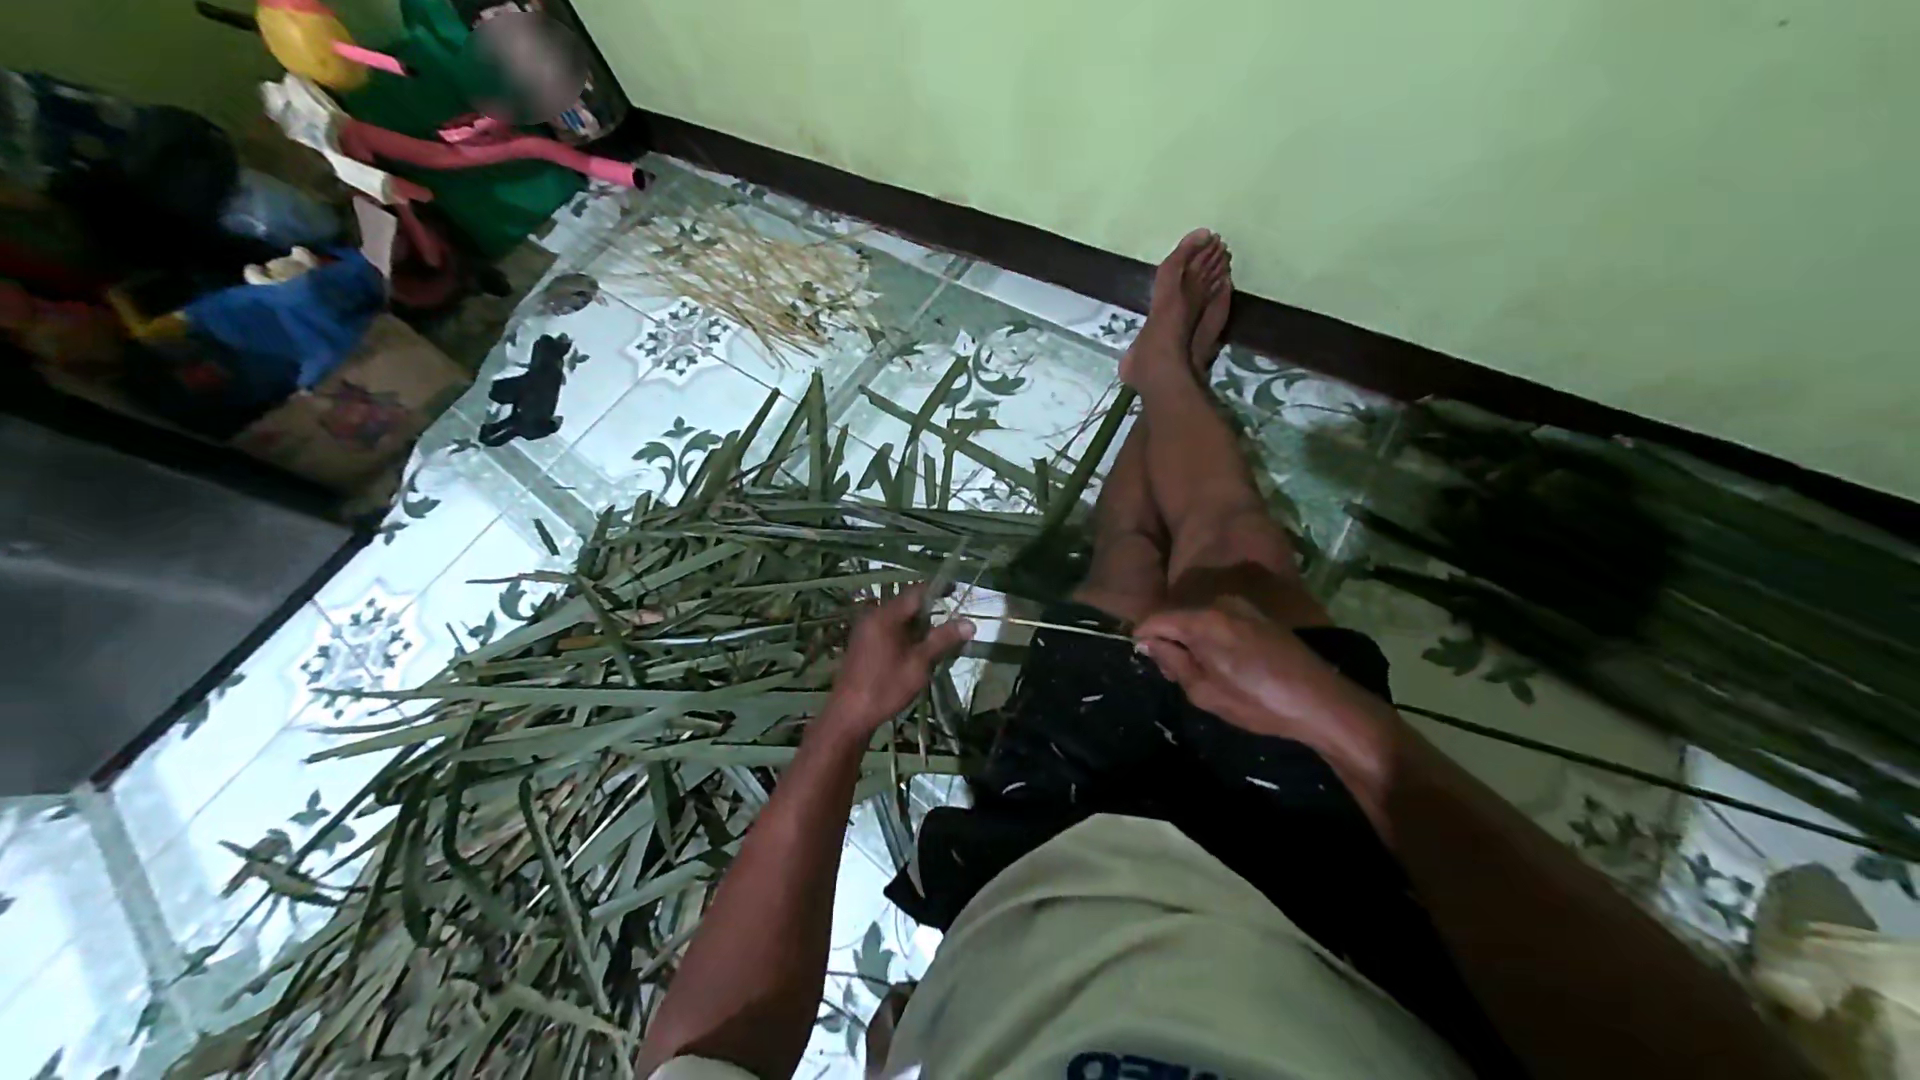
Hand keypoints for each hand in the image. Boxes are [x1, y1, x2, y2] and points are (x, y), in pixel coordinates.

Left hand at [820, 585, 974, 739]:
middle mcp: (872, 616)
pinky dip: (905, 633)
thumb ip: (943, 639)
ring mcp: (865, 630)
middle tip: (951, 621)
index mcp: (885, 615)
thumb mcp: (919, 663)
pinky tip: (916, 650)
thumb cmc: (886, 686)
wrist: (850, 714)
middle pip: (906, 605)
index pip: (915, 592)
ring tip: (938, 638)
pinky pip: (888, 629)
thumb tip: (970, 623)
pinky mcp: (862, 643)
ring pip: (898, 618)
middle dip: (929, 611)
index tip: (956, 590)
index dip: (937, 589)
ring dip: (918, 625)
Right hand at [1133, 603, 1397, 770]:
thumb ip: (1171, 661)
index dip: (1142, 636)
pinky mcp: (1258, 613)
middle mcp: (1220, 602)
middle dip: (1168, 639)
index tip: (1142, 658)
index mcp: (1203, 620)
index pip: (1154, 617)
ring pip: (1198, 616)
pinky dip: (1210, 634)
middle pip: (1176, 614)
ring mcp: (1242, 605)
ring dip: (1190, 637)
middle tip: (1174, 672)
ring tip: (1200, 670)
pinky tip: (1224, 662)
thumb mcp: (1203, 691)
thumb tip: (1149, 643)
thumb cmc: (1257, 702)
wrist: (1321, 702)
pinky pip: (1219, 617)